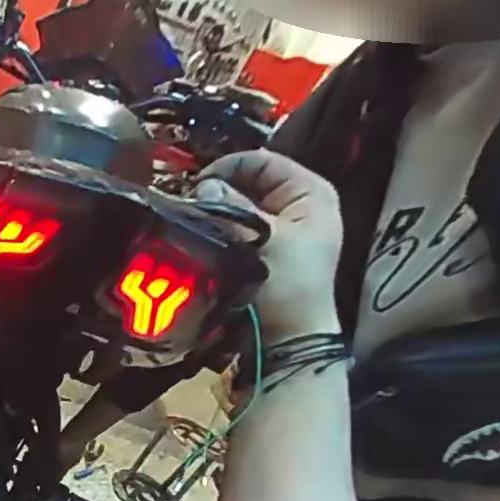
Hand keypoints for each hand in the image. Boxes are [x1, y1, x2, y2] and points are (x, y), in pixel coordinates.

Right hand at [193, 151, 343, 335]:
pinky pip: (236, 233)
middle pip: (250, 185)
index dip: (229, 167)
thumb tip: (204, 186)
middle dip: (219, 193)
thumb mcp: (262, 238)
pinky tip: (200, 239)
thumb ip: (233, 207)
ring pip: (240, 210)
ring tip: (191, 223)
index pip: (264, 161)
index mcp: (310, 193)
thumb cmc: (285, 284)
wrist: (287, 339)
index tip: (196, 185)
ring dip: (216, 215)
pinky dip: (219, 234)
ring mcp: (280, 233)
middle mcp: (297, 207)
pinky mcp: (262, 255)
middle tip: (189, 207)